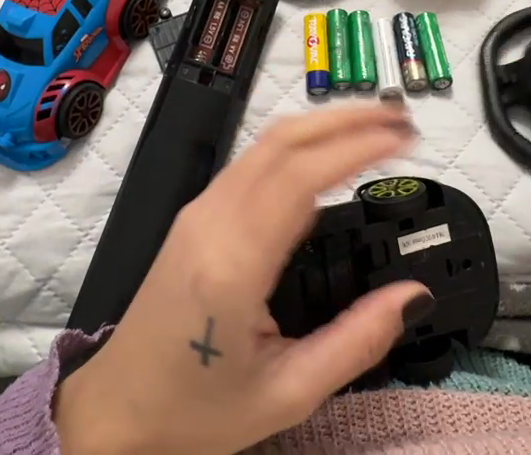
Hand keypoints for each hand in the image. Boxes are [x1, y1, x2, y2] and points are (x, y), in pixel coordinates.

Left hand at [55, 105, 432, 454]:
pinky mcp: (195, 214)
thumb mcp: (288, 393)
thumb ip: (357, 341)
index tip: (404, 138)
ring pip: (265, 143)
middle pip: (283, 141)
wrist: (116, 410)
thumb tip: (414, 296)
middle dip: (346, 119)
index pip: (301, 177)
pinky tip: (327, 153)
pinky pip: (251, 161)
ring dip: (322, 125)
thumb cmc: (196, 410)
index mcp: (233, 263)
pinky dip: (297, 144)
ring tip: (375, 128)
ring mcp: (198, 212)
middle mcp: (211, 221)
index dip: (355, 146)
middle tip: (401, 121)